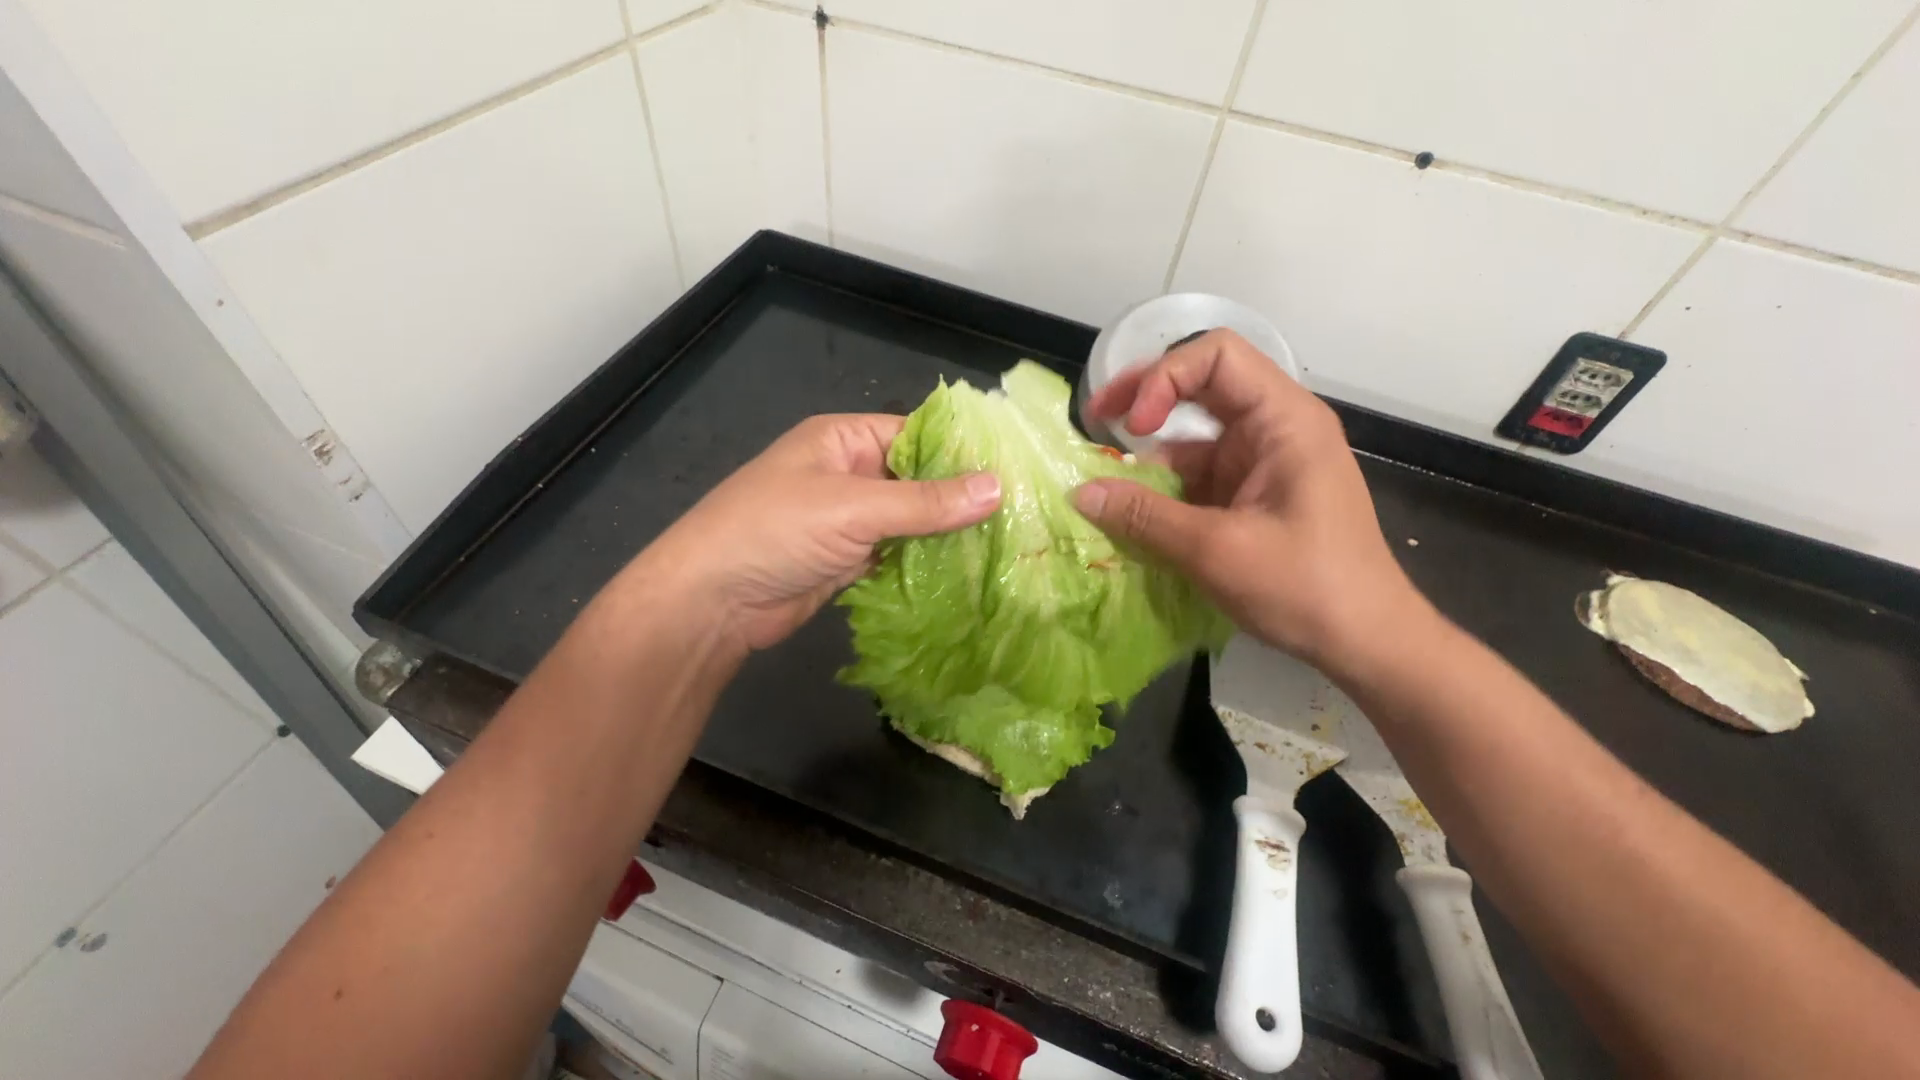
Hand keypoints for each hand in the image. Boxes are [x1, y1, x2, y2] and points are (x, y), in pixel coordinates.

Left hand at [638, 414, 1000, 650]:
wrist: (711, 601)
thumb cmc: (774, 531)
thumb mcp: (853, 508)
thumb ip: (925, 502)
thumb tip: (998, 488)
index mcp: (845, 440)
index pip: (918, 434)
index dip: (964, 451)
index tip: (1019, 469)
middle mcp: (850, 473)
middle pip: (918, 479)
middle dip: (962, 497)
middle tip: (1026, 514)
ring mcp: (849, 520)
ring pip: (911, 520)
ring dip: (948, 533)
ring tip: (1011, 545)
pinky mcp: (849, 560)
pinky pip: (898, 553)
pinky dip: (926, 562)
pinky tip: (969, 572)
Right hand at [1073, 330, 1422, 668]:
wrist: (1365, 640)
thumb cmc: (1304, 587)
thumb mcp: (1215, 550)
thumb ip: (1144, 517)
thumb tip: (1078, 494)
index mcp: (1285, 420)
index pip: (1217, 356)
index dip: (1165, 377)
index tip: (1135, 427)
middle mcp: (1275, 428)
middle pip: (1203, 385)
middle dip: (1146, 399)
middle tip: (1097, 418)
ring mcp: (1265, 462)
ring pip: (1195, 436)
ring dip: (1151, 454)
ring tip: (1106, 483)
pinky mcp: (1254, 495)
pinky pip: (1201, 475)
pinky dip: (1165, 489)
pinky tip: (1134, 514)